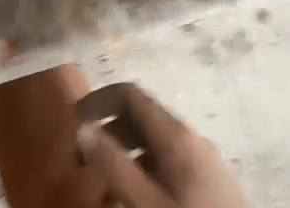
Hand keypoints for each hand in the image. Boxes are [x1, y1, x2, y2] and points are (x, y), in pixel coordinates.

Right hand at [75, 84, 248, 207]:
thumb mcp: (147, 202)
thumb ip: (114, 164)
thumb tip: (83, 129)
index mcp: (177, 135)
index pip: (129, 94)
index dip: (97, 100)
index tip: (75, 123)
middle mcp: (193, 138)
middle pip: (140, 119)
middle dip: (108, 135)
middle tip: (84, 164)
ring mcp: (207, 161)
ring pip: (155, 146)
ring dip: (126, 159)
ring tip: (108, 191)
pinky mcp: (215, 184)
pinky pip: (172, 167)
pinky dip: (147, 175)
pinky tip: (140, 201)